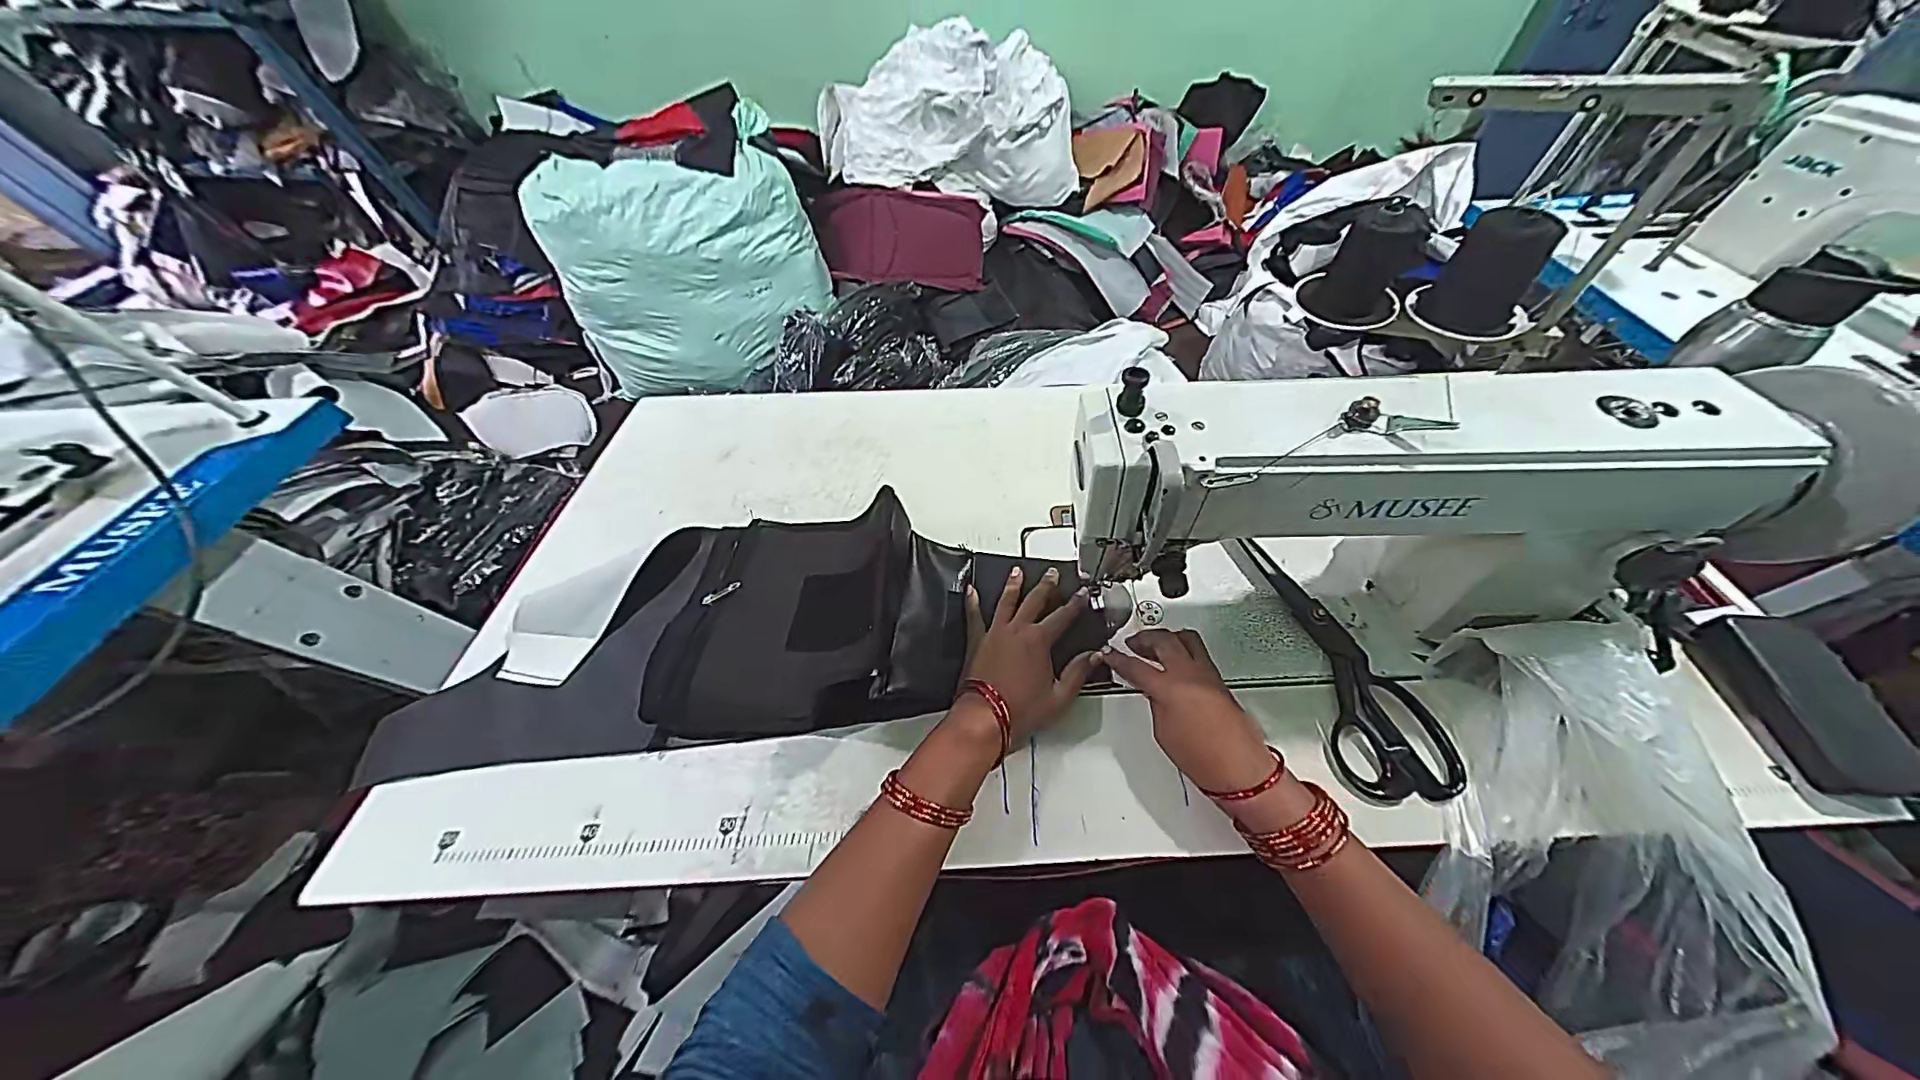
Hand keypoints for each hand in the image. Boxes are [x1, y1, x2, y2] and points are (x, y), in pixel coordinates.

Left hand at [959, 566, 1100, 743]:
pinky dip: (973, 602)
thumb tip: (1092, 657)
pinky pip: (974, 615)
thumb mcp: (1059, 696)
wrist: (984, 718)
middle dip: (1046, 586)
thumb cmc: (1018, 710)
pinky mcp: (977, 641)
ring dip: (1014, 585)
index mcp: (1039, 641)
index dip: (1075, 604)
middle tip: (1052, 574)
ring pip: (1006, 601)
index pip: (1063, 616)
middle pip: (1035, 601)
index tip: (1082, 594)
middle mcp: (1017, 631)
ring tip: (1018, 572)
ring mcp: (995, 634)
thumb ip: (1078, 673)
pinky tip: (972, 590)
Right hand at [1100, 629, 1273, 793]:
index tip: (1111, 654)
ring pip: (1186, 639)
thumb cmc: (1207, 759)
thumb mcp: (1163, 731)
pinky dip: (1182, 650)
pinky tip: (1175, 660)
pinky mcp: (1220, 680)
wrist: (1240, 770)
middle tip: (1132, 643)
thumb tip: (1151, 691)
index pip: (1136, 665)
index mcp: (1170, 688)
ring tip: (1155, 644)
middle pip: (1162, 640)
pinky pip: (1199, 653)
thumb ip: (1154, 702)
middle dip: (1143, 639)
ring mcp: (1208, 675)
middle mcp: (1191, 675)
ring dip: (1166, 638)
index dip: (1118, 658)